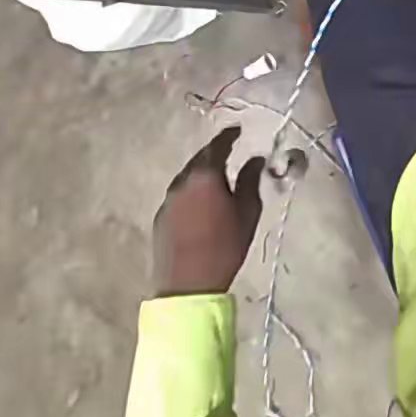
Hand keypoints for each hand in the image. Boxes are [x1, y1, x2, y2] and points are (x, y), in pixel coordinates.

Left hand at [151, 126, 265, 297]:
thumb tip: (255, 159)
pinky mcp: (160, 216)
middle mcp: (183, 180)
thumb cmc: (224, 246)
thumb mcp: (247, 212)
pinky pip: (179, 192)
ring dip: (202, 171)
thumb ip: (250, 180)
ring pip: (188, 175)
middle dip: (215, 152)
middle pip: (200, 158)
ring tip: (217, 176)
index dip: (230, 135)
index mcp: (206, 175)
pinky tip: (201, 200)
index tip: (239, 130)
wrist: (187, 287)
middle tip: (230, 151)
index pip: (218, 145)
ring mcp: (168, 199)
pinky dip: (192, 189)